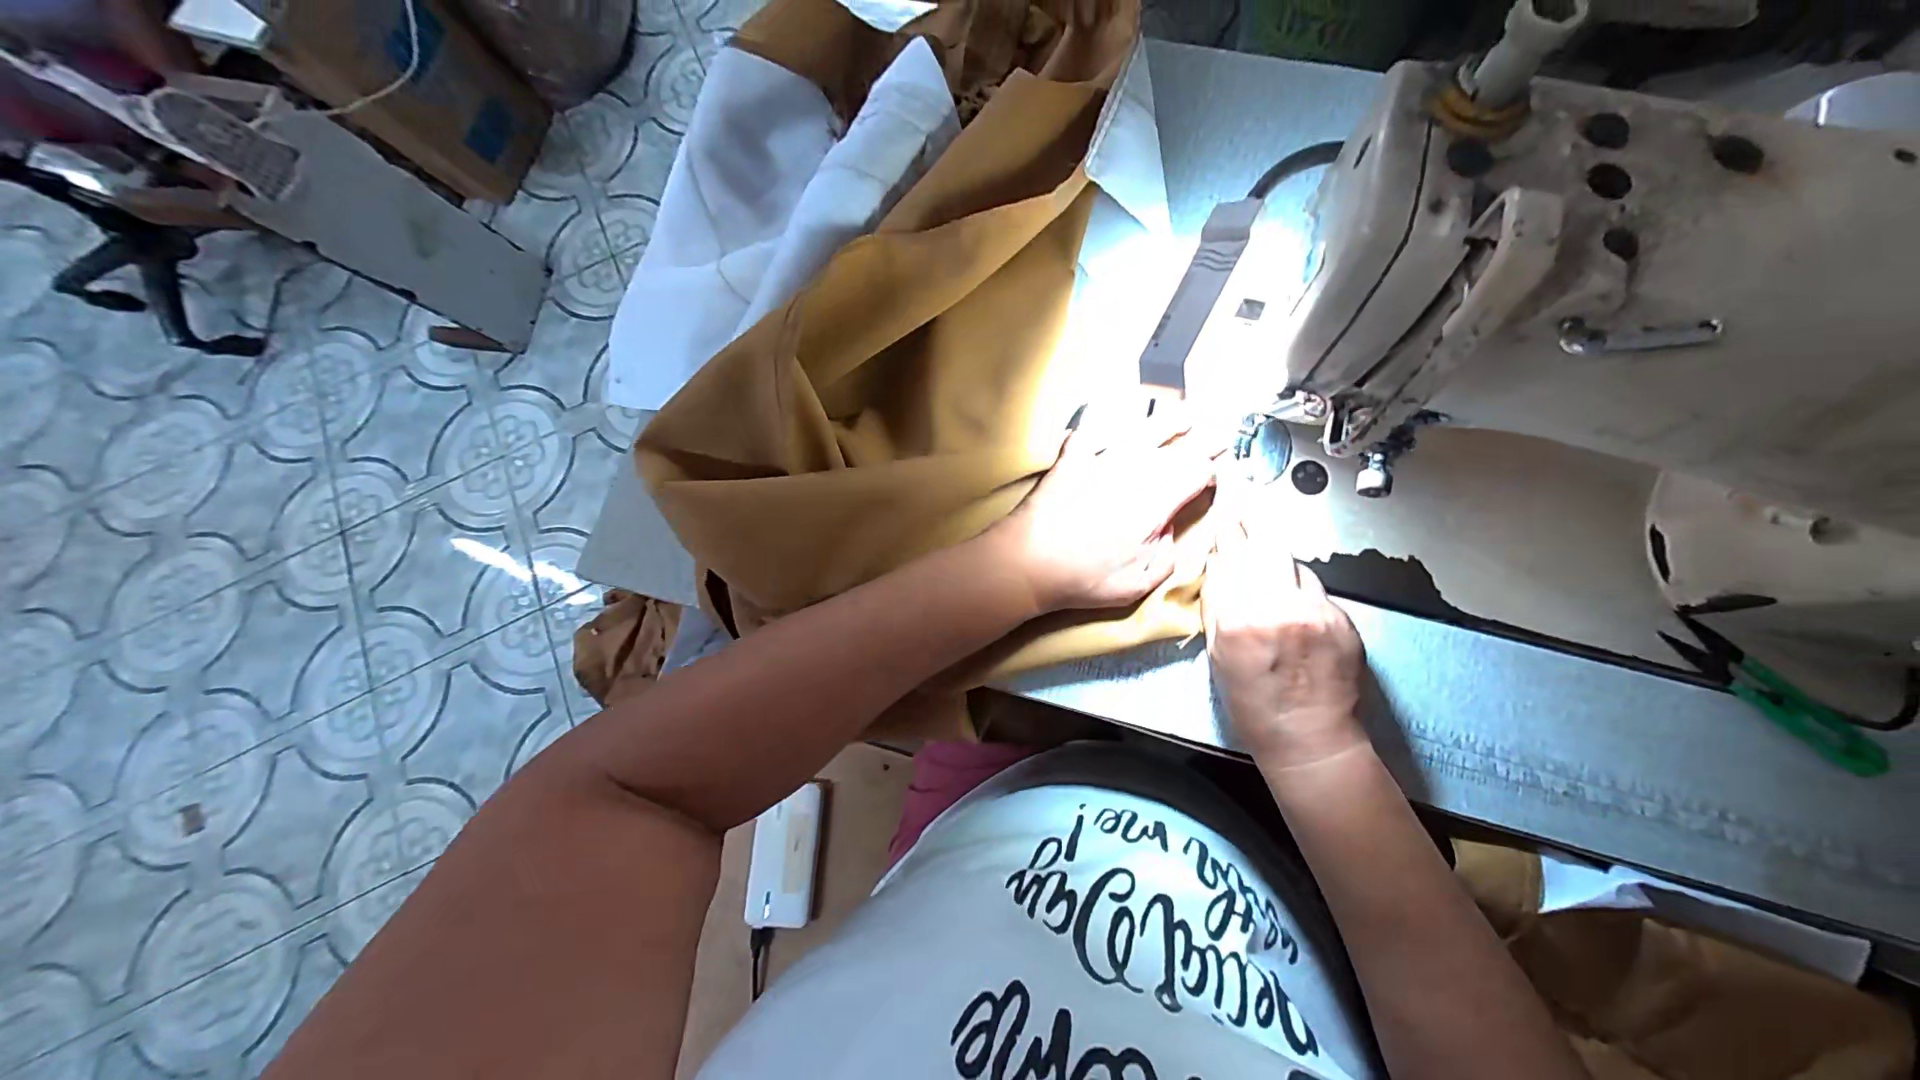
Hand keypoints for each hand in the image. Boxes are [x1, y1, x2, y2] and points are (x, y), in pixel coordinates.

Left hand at [979, 404, 1215, 613]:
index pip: (1196, 474)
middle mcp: (1134, 475)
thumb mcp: (1138, 583)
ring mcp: (1101, 462)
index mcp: (1155, 504)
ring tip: (1184, 414)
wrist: (1027, 563)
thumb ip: (1165, 557)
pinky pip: (1091, 429)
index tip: (1214, 473)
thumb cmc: (1082, 578)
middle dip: (1204, 440)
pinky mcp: (1071, 459)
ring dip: (1167, 420)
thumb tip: (1169, 534)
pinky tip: (1111, 411)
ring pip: (1142, 431)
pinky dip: (1103, 418)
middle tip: (1220, 433)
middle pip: (1177, 449)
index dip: (1211, 472)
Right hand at [1204, 490, 1368, 769]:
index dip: (1229, 534)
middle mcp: (1281, 609)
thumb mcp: (1219, 655)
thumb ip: (1217, 605)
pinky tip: (1294, 611)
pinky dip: (1300, 592)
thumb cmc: (1255, 705)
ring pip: (1294, 565)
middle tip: (1245, 521)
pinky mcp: (1342, 618)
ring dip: (1278, 565)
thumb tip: (1219, 566)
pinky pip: (1315, 589)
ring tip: (1269, 582)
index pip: (1232, 559)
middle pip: (1268, 548)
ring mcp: (1317, 612)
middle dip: (1255, 533)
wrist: (1310, 738)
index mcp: (1241, 621)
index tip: (1226, 520)